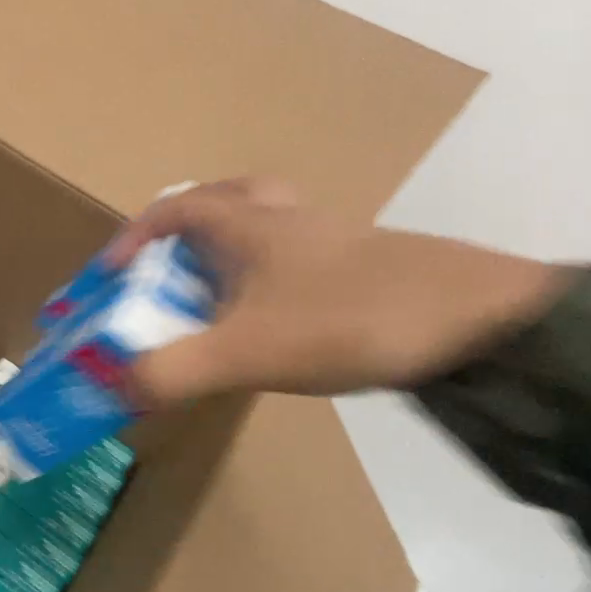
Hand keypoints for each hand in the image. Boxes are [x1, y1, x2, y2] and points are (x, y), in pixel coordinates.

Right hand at [103, 179, 569, 407]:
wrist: (482, 325)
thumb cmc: (350, 318)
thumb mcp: (245, 352)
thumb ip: (172, 371)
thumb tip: (112, 389)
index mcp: (252, 227)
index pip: (178, 208)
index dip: (133, 237)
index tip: (108, 275)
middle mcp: (290, 224)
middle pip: (228, 202)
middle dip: (184, 232)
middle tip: (163, 270)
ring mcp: (331, 248)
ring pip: (265, 233)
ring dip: (225, 259)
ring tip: (203, 302)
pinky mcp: (359, 277)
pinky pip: (292, 269)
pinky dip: (261, 288)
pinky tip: (258, 330)